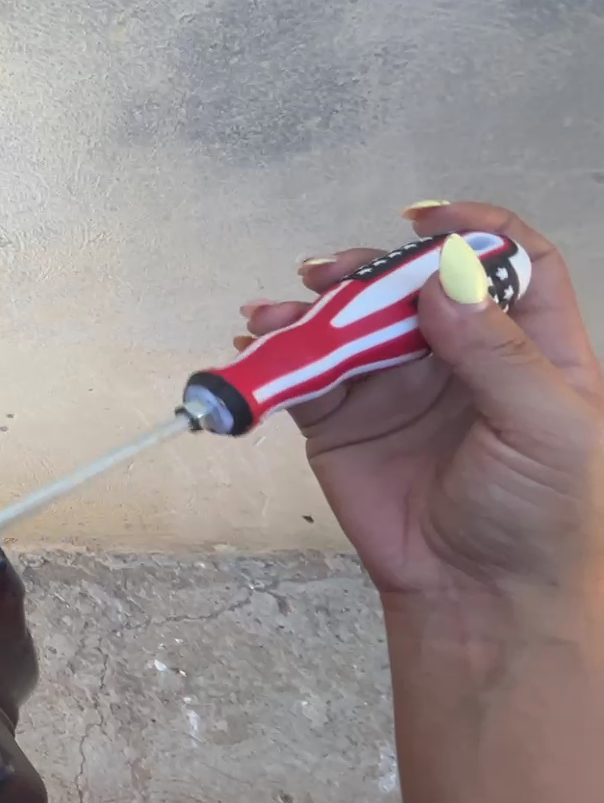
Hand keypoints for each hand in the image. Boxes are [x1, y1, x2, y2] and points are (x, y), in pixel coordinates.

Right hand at [240, 203, 603, 625]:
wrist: (469, 585)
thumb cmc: (541, 513)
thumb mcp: (550, 429)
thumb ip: (500, 355)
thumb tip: (440, 283)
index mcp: (528, 352)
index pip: (507, 270)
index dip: (472, 232)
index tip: (421, 217)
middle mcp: (453, 359)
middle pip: (404, 290)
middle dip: (361, 272)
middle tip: (324, 274)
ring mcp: (389, 387)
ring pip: (340, 328)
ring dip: (301, 313)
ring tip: (269, 316)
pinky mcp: (336, 417)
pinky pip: (297, 375)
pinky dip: (268, 358)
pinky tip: (252, 349)